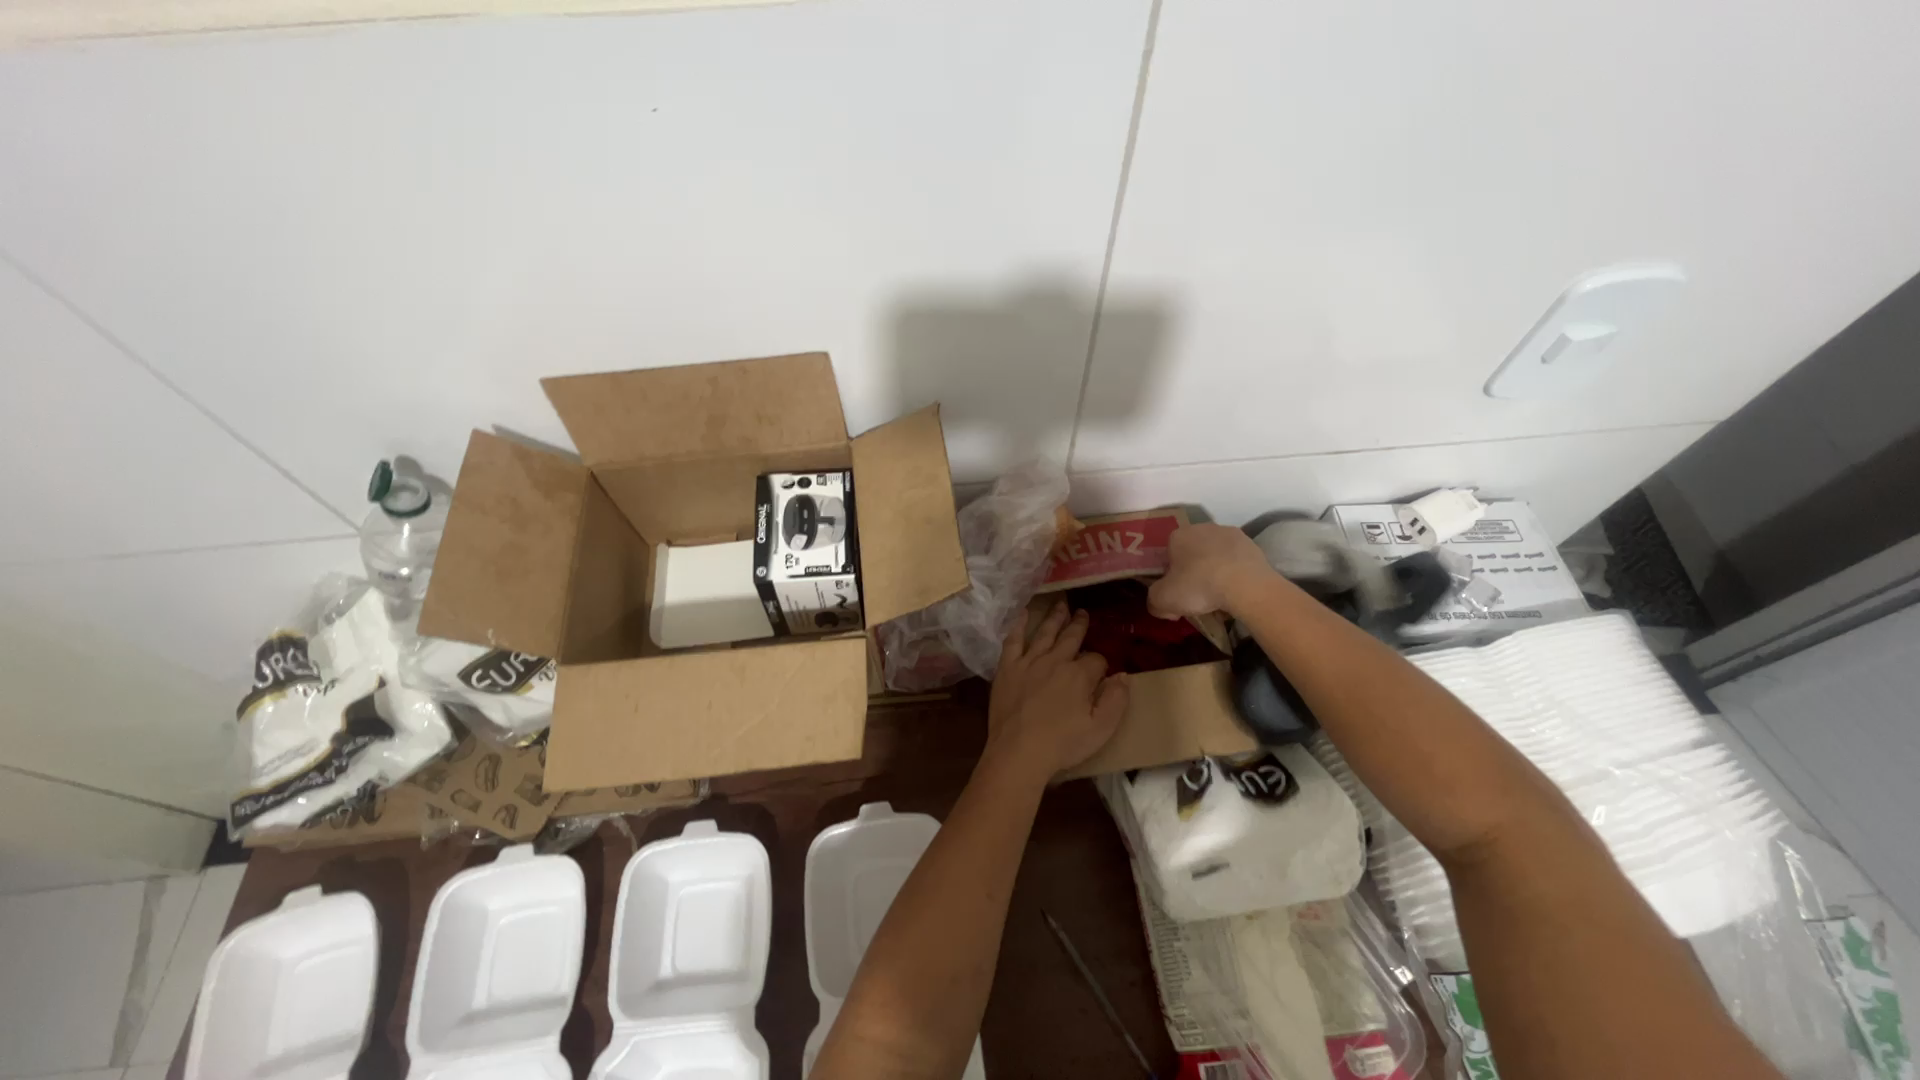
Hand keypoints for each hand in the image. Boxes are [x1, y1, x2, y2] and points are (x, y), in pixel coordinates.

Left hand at [987, 602, 1129, 778]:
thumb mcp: (1101, 728)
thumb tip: (1122, 675)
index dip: (1101, 665)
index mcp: (1080, 675)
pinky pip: (1013, 641)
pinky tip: (1023, 613)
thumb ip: (1116, 699)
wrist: (1019, 752)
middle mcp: (1055, 661)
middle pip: (1071, 637)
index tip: (1102, 672)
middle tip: (1083, 613)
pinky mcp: (1007, 669)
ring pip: (1045, 633)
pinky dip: (1018, 625)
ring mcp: (1029, 662)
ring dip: (1054, 618)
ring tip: (1061, 605)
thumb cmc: (1063, 744)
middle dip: (1079, 625)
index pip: (1096, 660)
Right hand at [1148, 524, 1275, 619]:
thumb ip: (1153, 601)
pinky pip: (1236, 561)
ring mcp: (1231, 534)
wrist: (1247, 586)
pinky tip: (1236, 591)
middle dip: (1193, 571)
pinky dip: (1234, 574)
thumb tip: (1160, 606)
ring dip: (1215, 571)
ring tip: (1220, 596)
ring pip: (1216, 556)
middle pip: (1193, 552)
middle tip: (1197, 595)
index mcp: (1179, 535)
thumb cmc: (1198, 587)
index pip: (1168, 554)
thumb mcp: (1163, 600)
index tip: (1176, 591)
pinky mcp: (1252, 545)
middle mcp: (1204, 528)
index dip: (1169, 574)